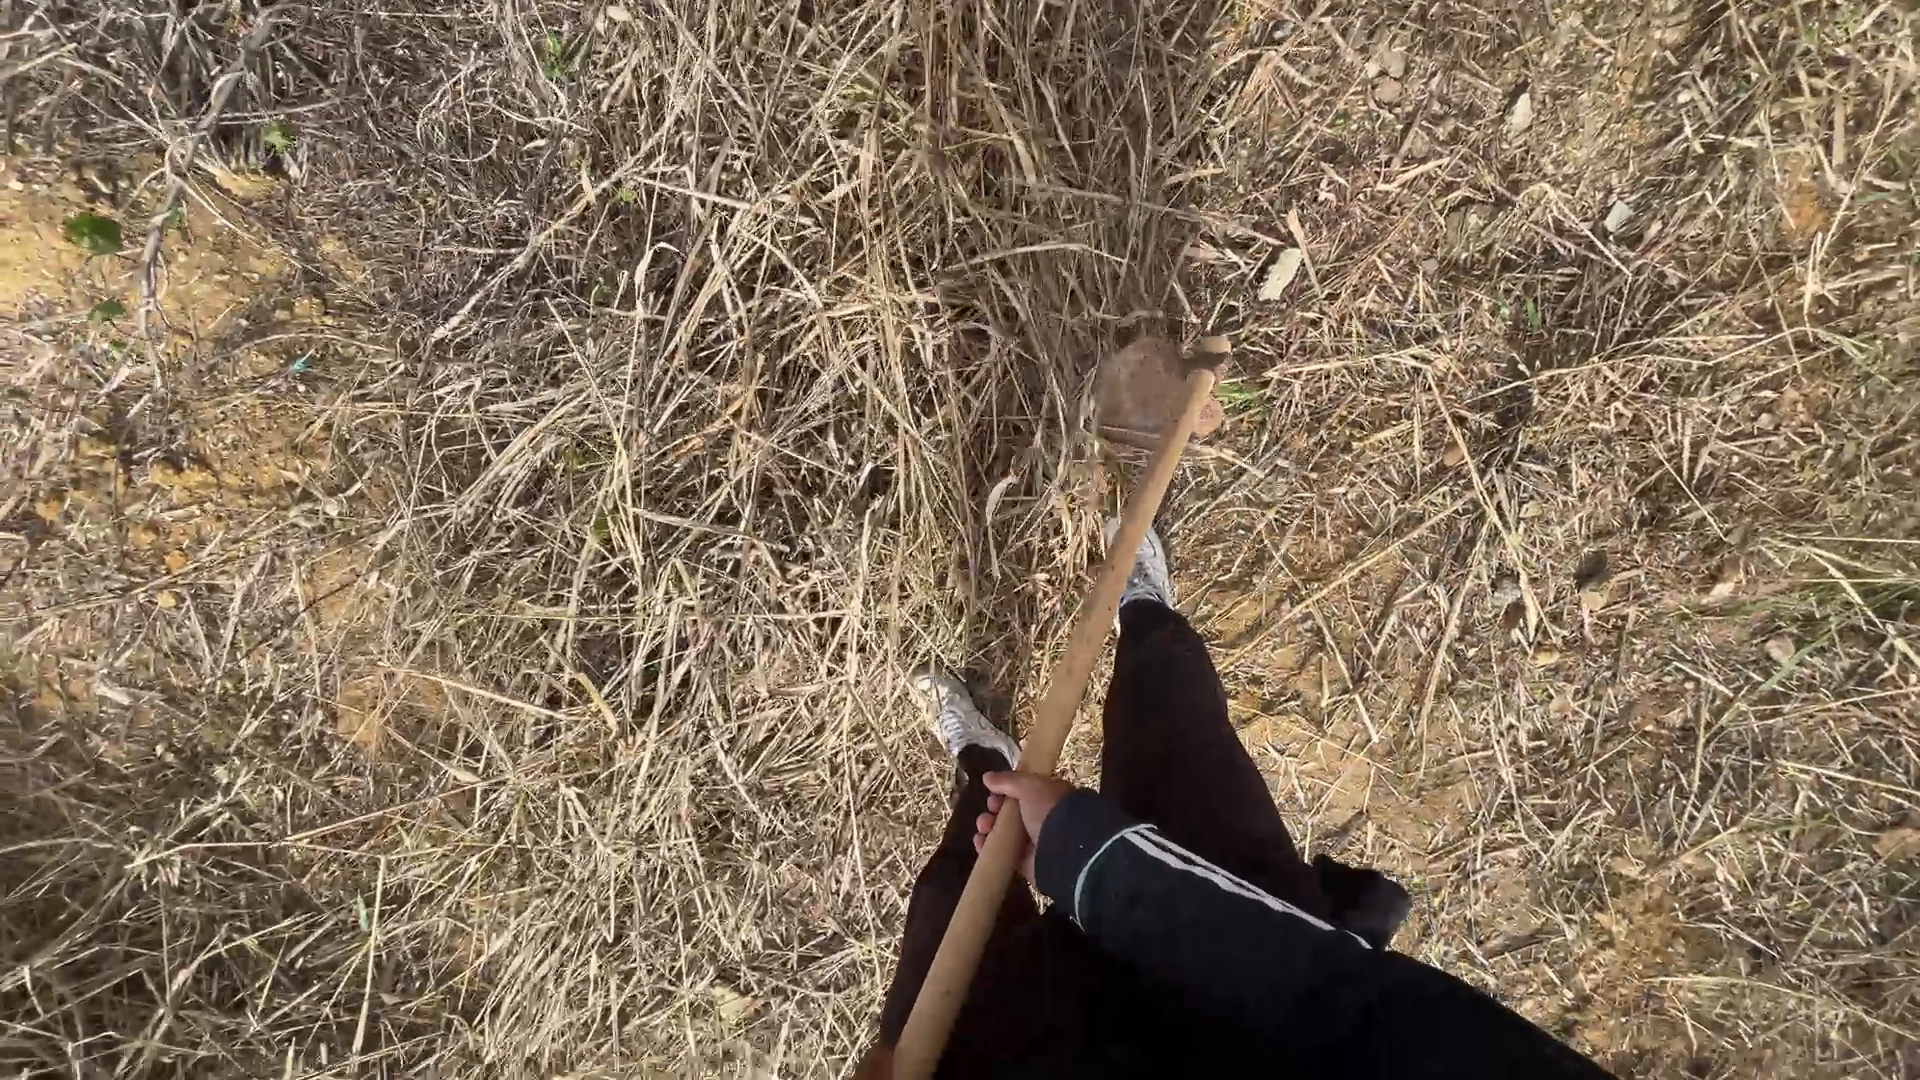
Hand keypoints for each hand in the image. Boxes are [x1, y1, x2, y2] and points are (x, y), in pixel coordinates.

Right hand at [973, 771, 1073, 882]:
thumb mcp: (1029, 786)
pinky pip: (1001, 852)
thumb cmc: (1048, 810)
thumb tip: (987, 778)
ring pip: (1003, 831)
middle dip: (994, 808)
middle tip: (991, 808)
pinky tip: (980, 842)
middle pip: (1010, 811)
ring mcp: (1032, 841)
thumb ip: (1007, 780)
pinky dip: (988, 847)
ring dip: (988, 826)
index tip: (994, 791)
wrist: (1062, 850)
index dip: (1005, 789)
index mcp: (1047, 797)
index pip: (1022, 790)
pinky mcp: (1023, 862)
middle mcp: (1040, 818)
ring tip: (983, 826)